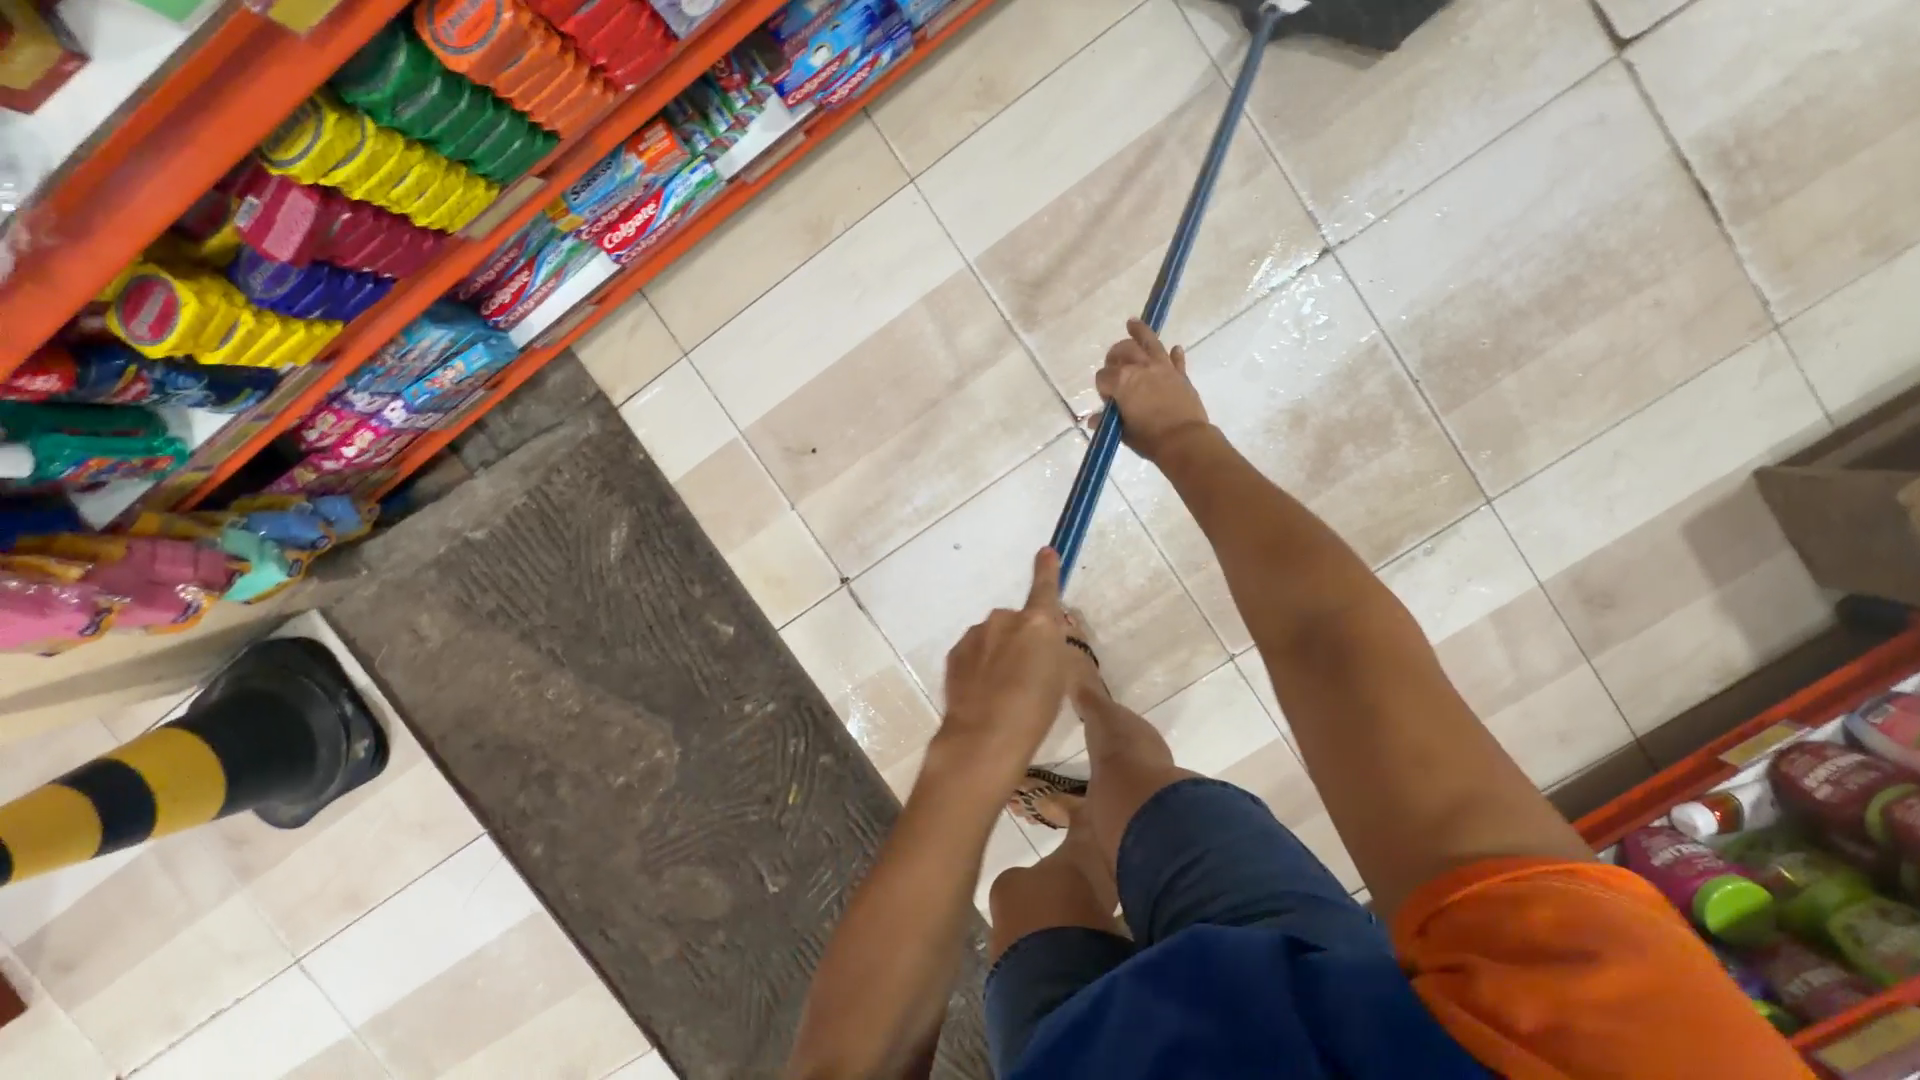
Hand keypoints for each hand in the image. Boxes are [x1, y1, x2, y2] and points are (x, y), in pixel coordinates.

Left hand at [935, 549, 1071, 781]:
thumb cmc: (1036, 710)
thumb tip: (1044, 638)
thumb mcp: (1060, 677)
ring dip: (999, 655)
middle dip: (1022, 640)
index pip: (1045, 588)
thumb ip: (1053, 649)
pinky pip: (975, 652)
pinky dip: (980, 666)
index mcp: (1038, 623)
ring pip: (994, 638)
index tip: (1047, 551)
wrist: (984, 736)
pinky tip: (983, 694)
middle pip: (1018, 622)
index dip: (1047, 570)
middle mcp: (1005, 619)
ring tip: (1003, 692)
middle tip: (1028, 675)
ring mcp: (976, 634)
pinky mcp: (955, 652)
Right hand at [1094, 319, 1210, 462]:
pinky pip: (1176, 359)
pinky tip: (1174, 349)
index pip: (1103, 376)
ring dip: (1140, 331)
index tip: (1108, 401)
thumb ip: (1108, 421)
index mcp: (1122, 381)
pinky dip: (1174, 354)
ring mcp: (1162, 368)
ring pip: (1149, 342)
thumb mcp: (1123, 431)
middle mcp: (1141, 367)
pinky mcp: (1180, 375)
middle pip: (1122, 351)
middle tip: (1113, 364)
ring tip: (1133, 323)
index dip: (1102, 388)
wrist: (1184, 440)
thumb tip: (1094, 421)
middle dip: (1114, 356)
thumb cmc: (1149, 438)